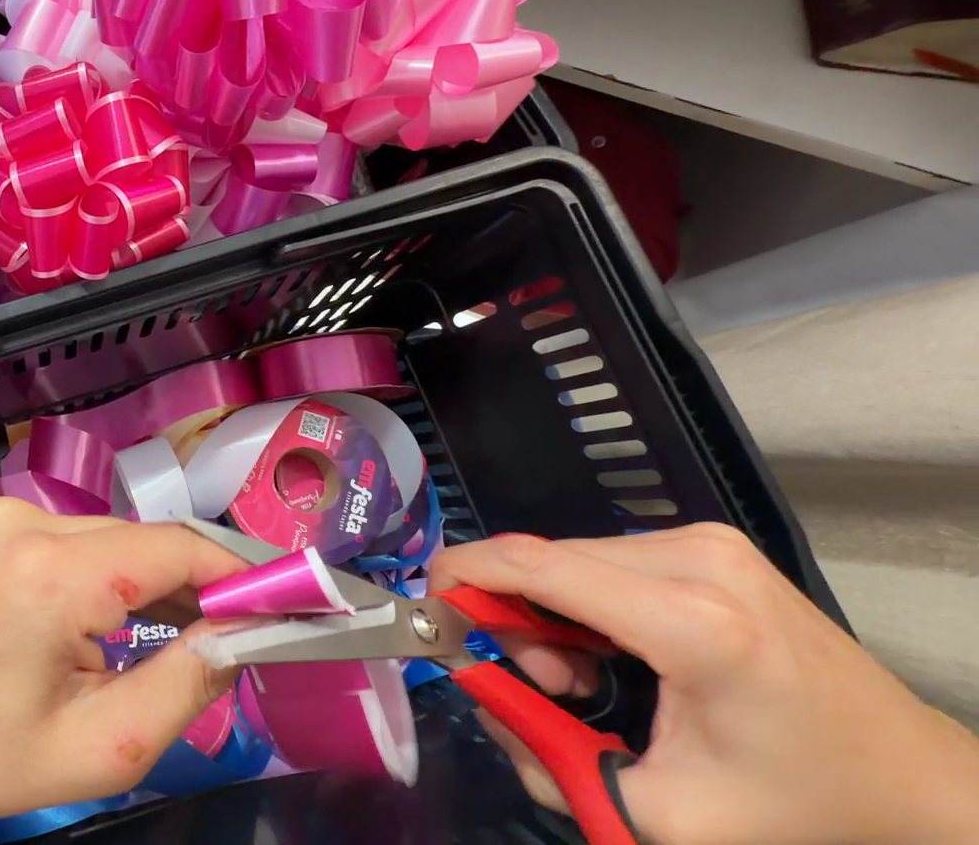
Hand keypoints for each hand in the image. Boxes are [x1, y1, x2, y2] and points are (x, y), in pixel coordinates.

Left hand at [0, 496, 246, 844]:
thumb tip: (241, 631)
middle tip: (226, 635)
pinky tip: (106, 618)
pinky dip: (102, 571)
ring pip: (109, 538)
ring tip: (166, 636)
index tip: (281, 599)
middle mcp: (17, 521)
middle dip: (189, 586)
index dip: (234, 573)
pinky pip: (72, 537)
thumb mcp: (103, 747)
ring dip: (144, 581)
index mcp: (44, 576)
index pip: (171, 550)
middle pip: (139, 542)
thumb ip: (187, 684)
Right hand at [431, 524, 978, 844]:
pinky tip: (612, 651)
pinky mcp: (707, 543)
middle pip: (542, 561)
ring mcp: (704, 541)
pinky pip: (599, 559)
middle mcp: (693, 557)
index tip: (429, 613)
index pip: (532, 564)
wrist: (923, 786)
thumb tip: (475, 688)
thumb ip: (542, 754)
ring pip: (565, 558)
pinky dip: (579, 601)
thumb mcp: (658, 812)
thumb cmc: (797, 807)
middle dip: (510, 619)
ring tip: (582, 678)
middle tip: (539, 686)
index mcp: (692, 624)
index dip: (461, 577)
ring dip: (545, 613)